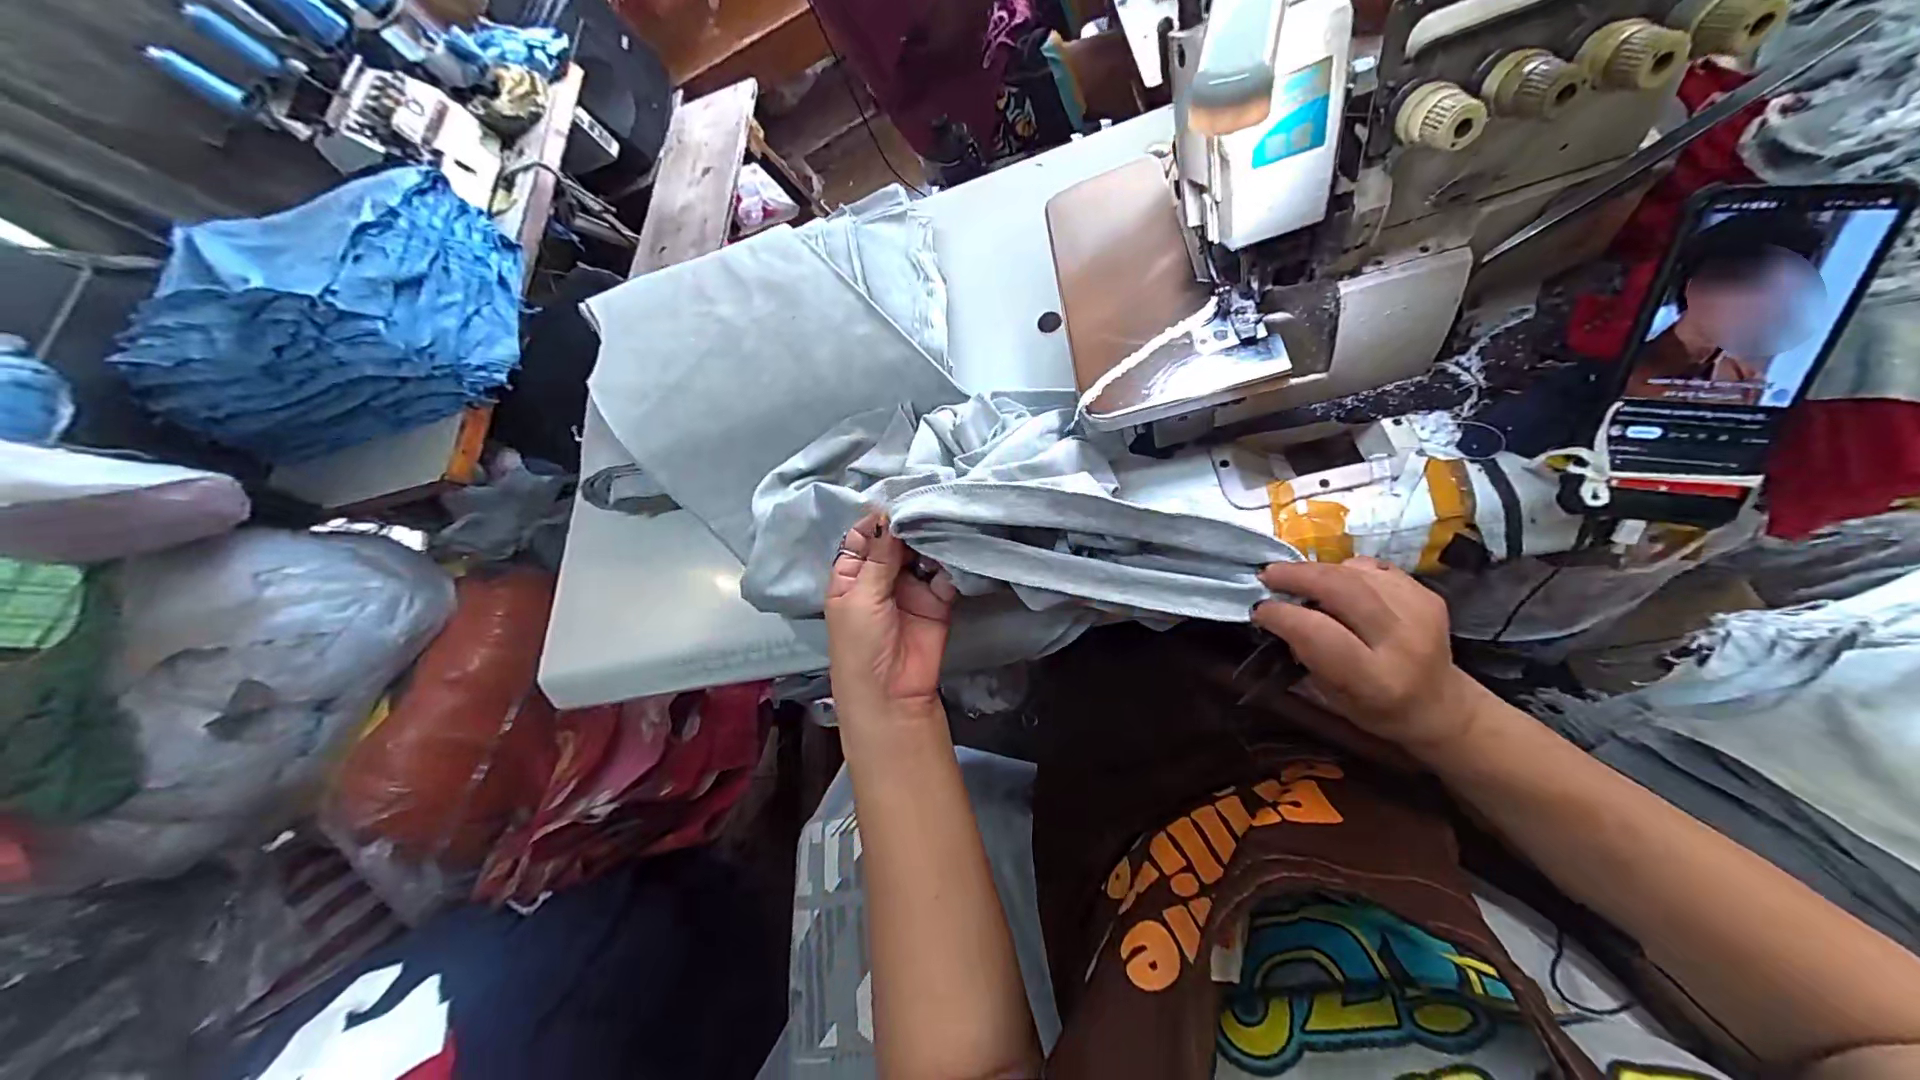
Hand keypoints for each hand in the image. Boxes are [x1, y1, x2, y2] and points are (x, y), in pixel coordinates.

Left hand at [824, 513, 958, 723]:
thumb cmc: (860, 645)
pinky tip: (957, 546)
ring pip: (923, 553)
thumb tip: (888, 515)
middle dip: (911, 524)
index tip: (901, 500)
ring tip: (945, 519)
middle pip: (897, 540)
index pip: (864, 535)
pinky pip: (946, 573)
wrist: (891, 695)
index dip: (880, 518)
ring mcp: (910, 587)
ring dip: (933, 538)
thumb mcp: (861, 596)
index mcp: (851, 573)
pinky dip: (952, 561)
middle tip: (929, 503)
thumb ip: (878, 556)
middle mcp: (881, 575)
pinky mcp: (937, 599)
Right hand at [1252, 557, 1489, 755]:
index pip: (1319, 633)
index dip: (1283, 615)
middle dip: (1297, 576)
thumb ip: (1306, 653)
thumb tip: (1278, 614)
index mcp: (1375, 680)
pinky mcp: (1429, 596)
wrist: (1439, 706)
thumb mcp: (1331, 695)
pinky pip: (1376, 568)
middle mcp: (1403, 643)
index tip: (1260, 609)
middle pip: (1343, 590)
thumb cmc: (1374, 709)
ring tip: (1294, 575)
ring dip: (1318, 569)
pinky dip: (1347, 568)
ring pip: (1358, 572)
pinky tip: (1334, 580)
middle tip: (1268, 575)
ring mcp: (1421, 614)